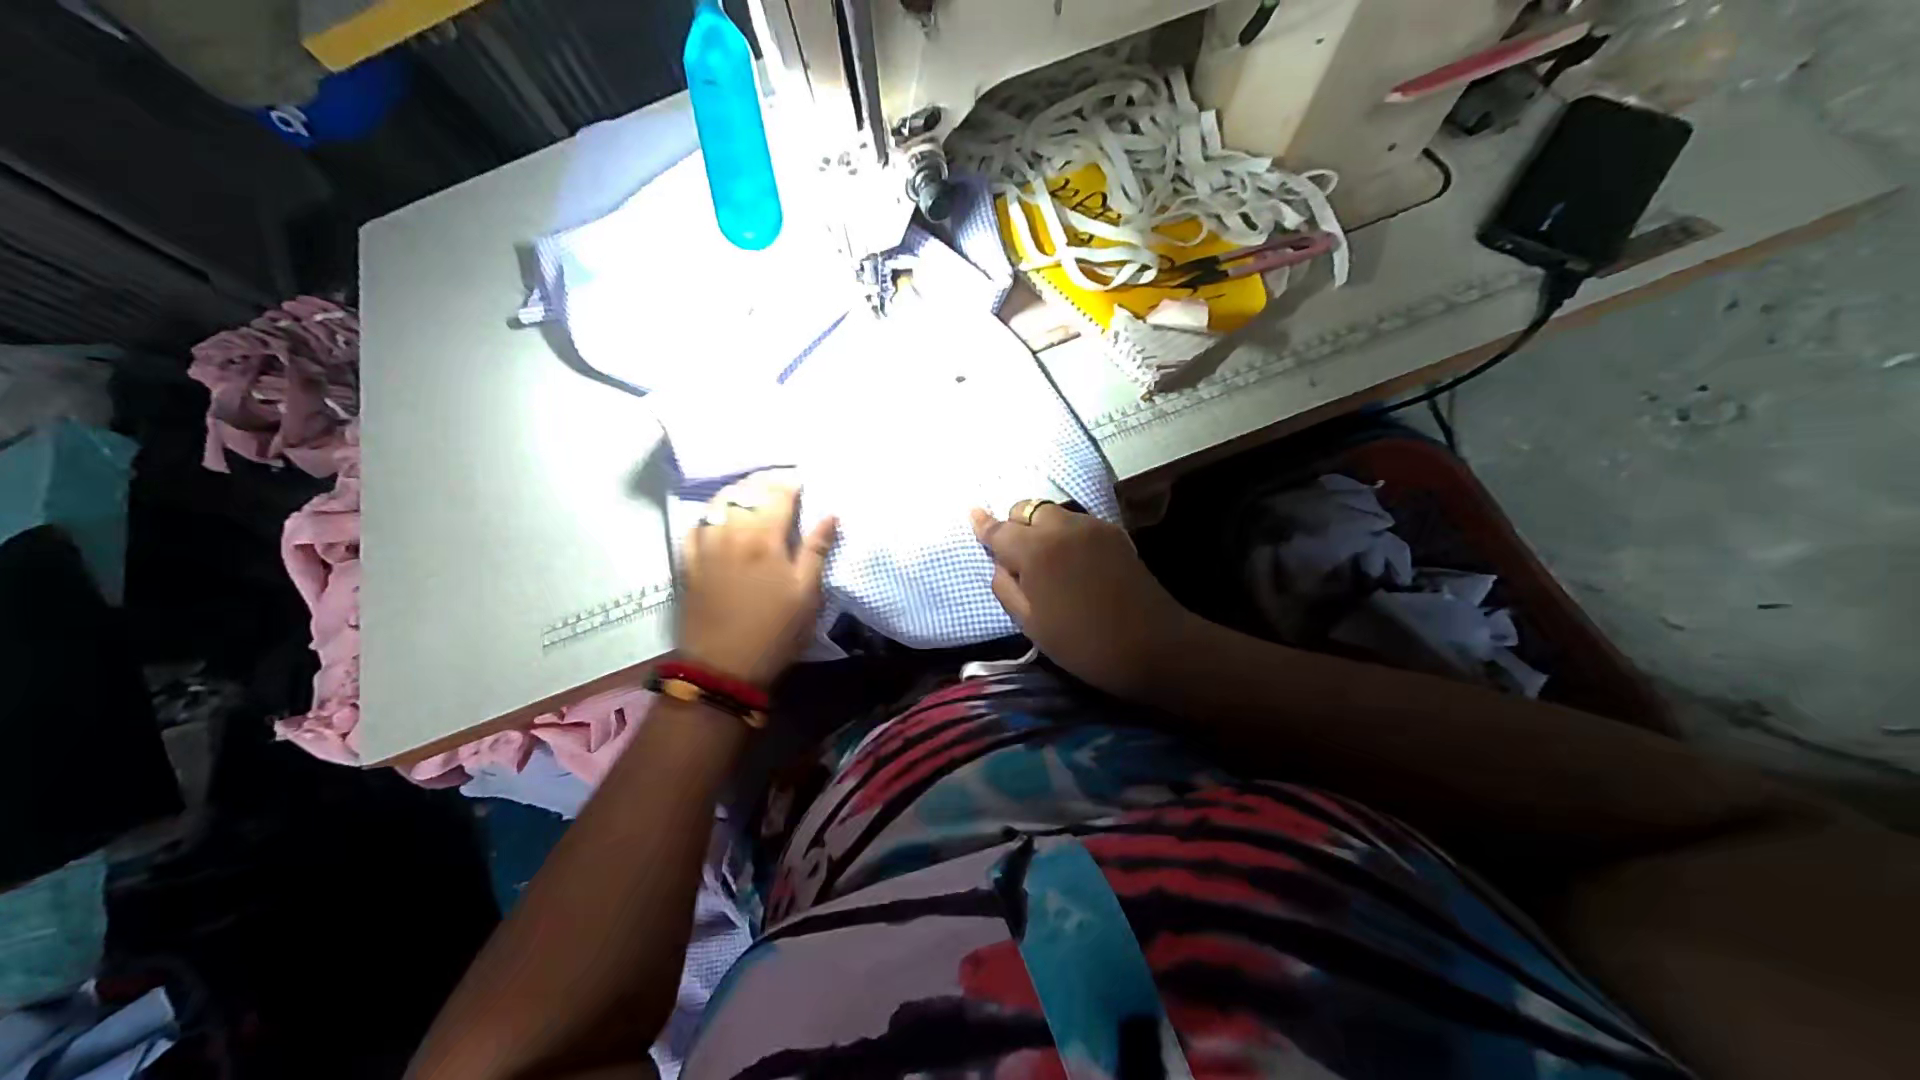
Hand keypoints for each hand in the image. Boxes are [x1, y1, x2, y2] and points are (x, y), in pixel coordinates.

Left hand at [678, 472, 837, 687]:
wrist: (722, 668)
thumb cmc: (774, 633)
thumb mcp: (807, 595)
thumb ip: (816, 550)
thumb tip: (830, 515)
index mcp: (765, 539)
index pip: (777, 492)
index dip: (791, 480)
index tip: (803, 479)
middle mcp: (731, 534)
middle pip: (745, 491)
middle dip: (764, 481)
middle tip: (780, 484)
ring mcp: (705, 547)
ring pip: (717, 502)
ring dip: (737, 492)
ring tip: (752, 496)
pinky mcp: (688, 563)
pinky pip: (696, 525)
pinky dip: (711, 514)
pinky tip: (720, 519)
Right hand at [970, 501, 1195, 696]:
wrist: (1153, 646)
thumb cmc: (1083, 644)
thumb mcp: (1030, 624)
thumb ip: (1005, 586)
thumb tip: (1001, 563)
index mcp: (1036, 550)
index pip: (1000, 530)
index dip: (984, 525)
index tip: (972, 514)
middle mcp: (1062, 527)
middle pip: (1028, 509)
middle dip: (1016, 525)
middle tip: (1015, 556)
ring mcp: (1092, 526)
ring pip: (1054, 513)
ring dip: (1041, 527)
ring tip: (1045, 560)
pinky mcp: (1115, 533)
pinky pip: (1077, 523)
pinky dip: (1065, 533)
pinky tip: (1072, 561)